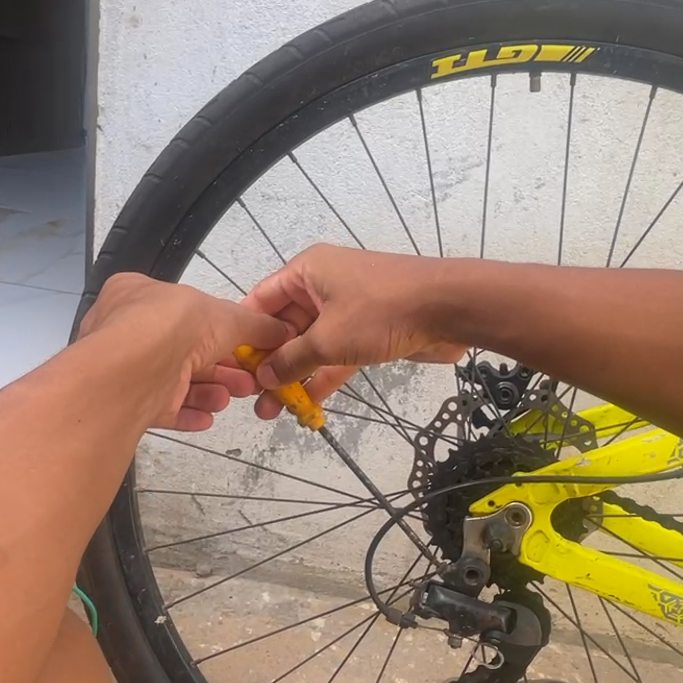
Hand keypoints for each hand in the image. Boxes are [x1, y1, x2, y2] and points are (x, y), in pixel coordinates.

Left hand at [78, 272, 290, 429]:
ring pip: (176, 380)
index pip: (184, 311)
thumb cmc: (173, 326)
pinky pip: (161, 407)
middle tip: (248, 380)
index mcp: (139, 293)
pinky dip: (188, 412)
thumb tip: (281, 331)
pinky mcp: (128, 401)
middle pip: (185, 350)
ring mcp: (127, 367)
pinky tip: (208, 417)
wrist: (135, 371)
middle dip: (222, 368)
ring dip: (209, 391)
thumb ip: (255, 324)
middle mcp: (128, 329)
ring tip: (230, 397)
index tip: (245, 346)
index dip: (220, 329)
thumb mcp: (227, 315)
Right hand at [240, 245, 465, 418]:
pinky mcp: (367, 332)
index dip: (246, 333)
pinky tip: (306, 405)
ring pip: (310, 345)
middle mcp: (322, 287)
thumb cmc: (383, 310)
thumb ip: (292, 359)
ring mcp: (346, 310)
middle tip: (252, 397)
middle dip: (269, 362)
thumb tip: (265, 376)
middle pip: (284, 327)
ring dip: (293, 376)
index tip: (232, 366)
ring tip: (272, 411)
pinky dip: (322, 377)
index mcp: (307, 272)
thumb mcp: (328, 338)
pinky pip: (335, 356)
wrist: (449, 308)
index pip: (261, 300)